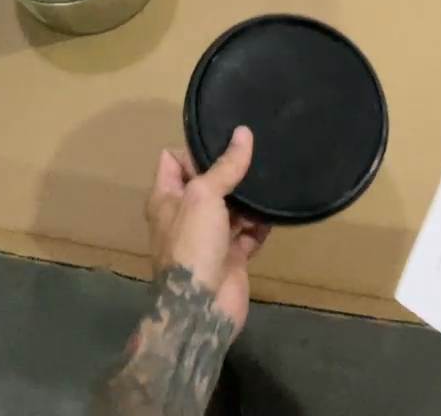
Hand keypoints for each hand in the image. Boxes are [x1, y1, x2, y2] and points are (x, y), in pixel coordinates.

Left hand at [146, 126, 271, 333]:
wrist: (201, 308)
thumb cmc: (192, 243)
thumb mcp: (204, 195)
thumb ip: (226, 165)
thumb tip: (243, 132)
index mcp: (166, 197)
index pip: (173, 160)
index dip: (194, 151)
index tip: (221, 147)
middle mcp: (185, 214)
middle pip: (207, 182)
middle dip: (229, 171)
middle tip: (256, 155)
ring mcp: (208, 236)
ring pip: (230, 207)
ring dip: (248, 197)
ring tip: (271, 177)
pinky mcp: (231, 256)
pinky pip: (248, 233)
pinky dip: (260, 224)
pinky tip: (275, 212)